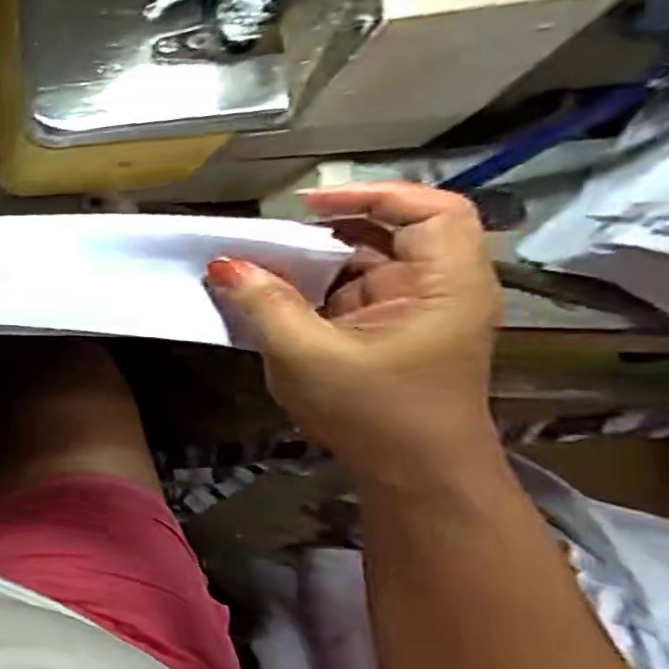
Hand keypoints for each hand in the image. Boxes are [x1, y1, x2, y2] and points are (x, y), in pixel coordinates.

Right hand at [204, 182, 500, 470]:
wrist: (412, 474)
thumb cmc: (372, 411)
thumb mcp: (307, 354)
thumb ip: (264, 304)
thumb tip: (224, 264)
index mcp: (444, 285)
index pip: (431, 211)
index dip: (373, 194)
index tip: (306, 205)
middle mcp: (436, 288)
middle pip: (389, 233)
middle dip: (324, 232)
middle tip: (266, 241)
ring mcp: (410, 311)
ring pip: (361, 264)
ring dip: (309, 263)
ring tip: (257, 268)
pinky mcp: (384, 332)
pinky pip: (345, 293)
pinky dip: (308, 289)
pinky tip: (269, 297)